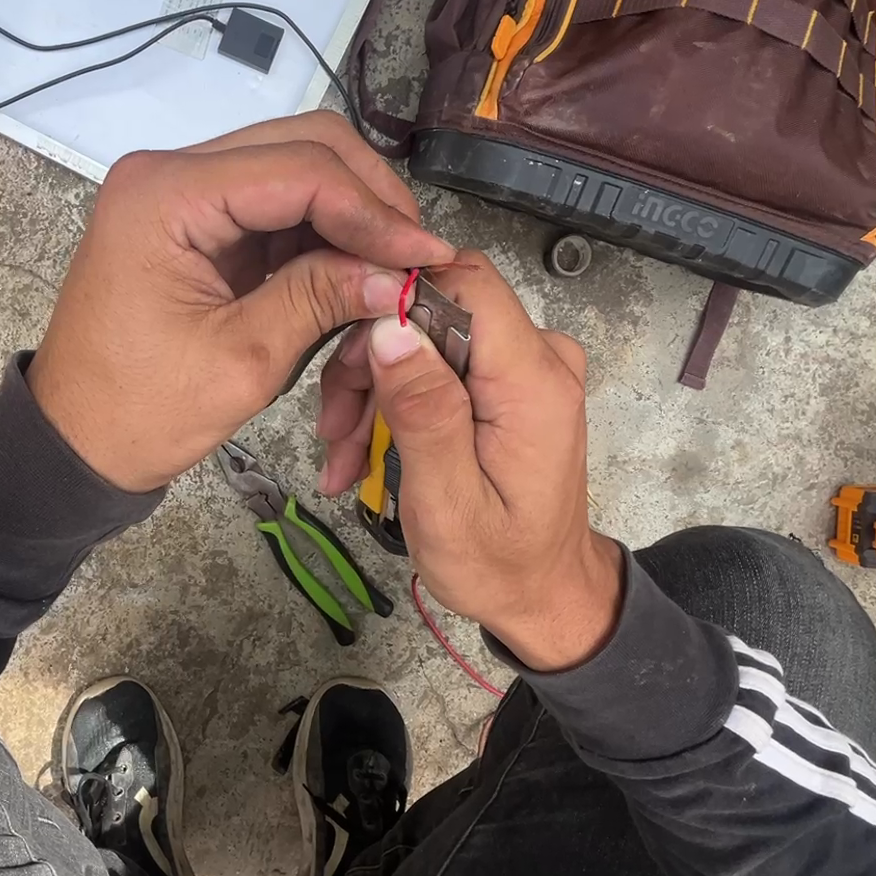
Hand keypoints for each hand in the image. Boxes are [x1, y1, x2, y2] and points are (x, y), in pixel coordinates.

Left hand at [28, 112, 454, 492]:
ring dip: (348, 214)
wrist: (74, 441)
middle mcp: (170, 173)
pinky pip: (272, 209)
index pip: (299, 169)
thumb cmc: (142, 412)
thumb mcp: (241, 361)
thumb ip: (320, 298)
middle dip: (367, 199)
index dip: (374, 211)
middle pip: (300, 147)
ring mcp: (181, 194)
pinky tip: (351, 269)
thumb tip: (400, 271)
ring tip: (391, 266)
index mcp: (166, 195)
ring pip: (293, 171)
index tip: (428, 256)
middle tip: (413, 256)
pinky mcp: (194, 224)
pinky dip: (318, 234)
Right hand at [314, 252, 623, 670]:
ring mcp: (521, 367)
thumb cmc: (497, 563)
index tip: (345, 351)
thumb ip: (424, 413)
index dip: (394, 298)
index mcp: (531, 381)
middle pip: (434, 309)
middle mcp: (537, 356)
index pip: (463, 282)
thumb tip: (388, 328)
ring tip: (340, 451)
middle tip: (333, 428)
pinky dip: (393, 400)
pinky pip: (436, 363)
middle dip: (370, 359)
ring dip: (372, 387)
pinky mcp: (504, 382)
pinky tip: (360, 449)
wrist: (543, 593)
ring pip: (424, 336)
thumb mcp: (447, 503)